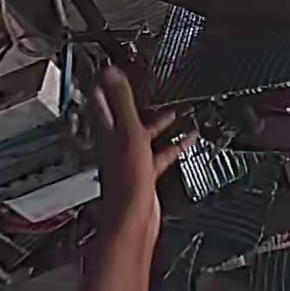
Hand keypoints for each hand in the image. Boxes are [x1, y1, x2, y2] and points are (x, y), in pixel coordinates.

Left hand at [85, 66, 194, 247]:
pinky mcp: (146, 174)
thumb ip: (122, 102)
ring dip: (159, 123)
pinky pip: (161, 154)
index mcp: (108, 132)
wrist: (133, 220)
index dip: (108, 84)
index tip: (114, 70)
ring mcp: (131, 159)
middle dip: (135, 102)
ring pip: (144, 134)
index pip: (102, 101)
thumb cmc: (127, 181)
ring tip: (174, 111)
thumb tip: (111, 72)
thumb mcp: (129, 133)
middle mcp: (116, 144)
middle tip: (145, 86)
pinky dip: (174, 146)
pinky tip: (187, 141)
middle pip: (124, 117)